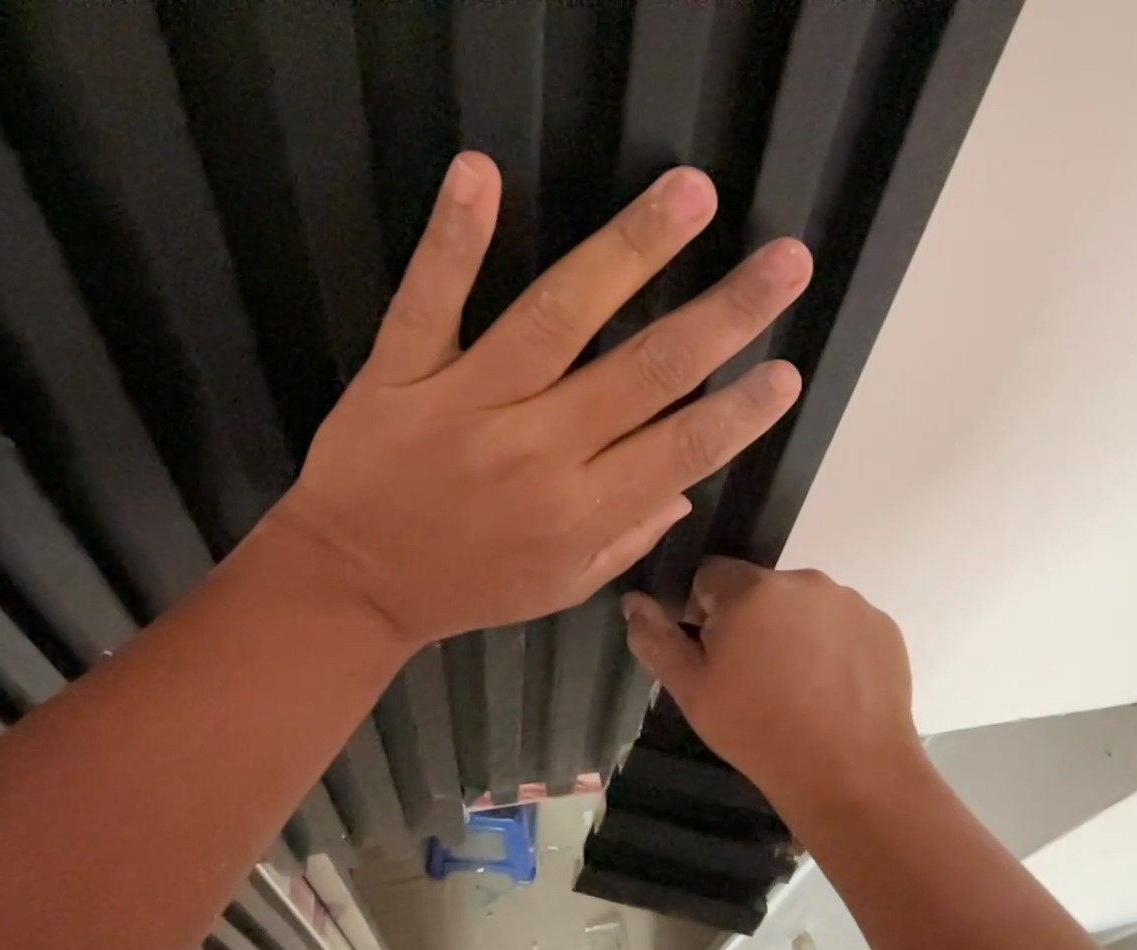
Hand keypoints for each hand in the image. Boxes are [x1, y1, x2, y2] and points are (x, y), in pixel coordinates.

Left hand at [266, 153, 813, 645]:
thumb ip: (626, 538)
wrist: (349, 585)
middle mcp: (535, 451)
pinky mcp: (400, 376)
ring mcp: (465, 406)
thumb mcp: (556, 587)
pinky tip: (482, 174)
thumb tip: (687, 491)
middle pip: (644, 372)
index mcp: (579, 511)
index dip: (741, 409)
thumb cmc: (462, 587)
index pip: (682, 449)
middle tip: (786, 260)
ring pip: (556, 319)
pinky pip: (429, 303)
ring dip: (629, 252)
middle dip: (725, 314)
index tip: (787, 367)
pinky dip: (455, 239)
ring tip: (690, 196)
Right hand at [621, 558, 920, 798]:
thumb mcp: (691, 690)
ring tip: (795, 686)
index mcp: (751, 590)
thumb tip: (633, 601)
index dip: (702, 612)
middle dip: (748, 621)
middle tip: (752, 677)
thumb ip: (655, 638)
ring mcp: (849, 602)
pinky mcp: (882, 627)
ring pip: (801, 605)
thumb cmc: (758, 731)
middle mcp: (803, 581)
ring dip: (790, 630)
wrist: (852, 776)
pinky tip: (829, 688)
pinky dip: (830, 645)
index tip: (713, 655)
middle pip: (758, 590)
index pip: (709, 576)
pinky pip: (840, 623)